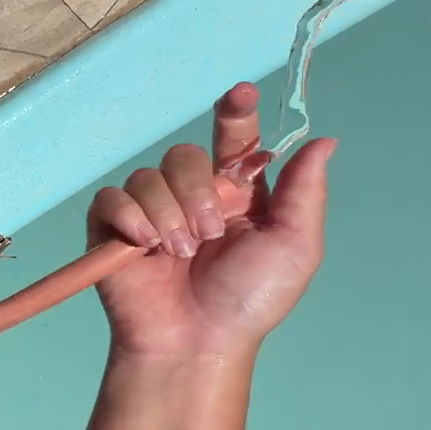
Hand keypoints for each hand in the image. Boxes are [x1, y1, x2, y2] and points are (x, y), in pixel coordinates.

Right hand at [88, 82, 334, 358]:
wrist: (193, 336)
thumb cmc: (247, 299)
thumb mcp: (293, 246)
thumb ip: (302, 192)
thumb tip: (322, 140)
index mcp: (232, 195)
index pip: (232, 142)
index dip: (235, 114)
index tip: (240, 93)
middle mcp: (186, 196)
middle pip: (183, 156)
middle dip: (196, 193)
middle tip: (208, 236)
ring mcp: (144, 210)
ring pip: (146, 177)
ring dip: (166, 215)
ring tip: (176, 253)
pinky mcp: (108, 226)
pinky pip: (111, 198)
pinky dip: (129, 219)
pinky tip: (141, 247)